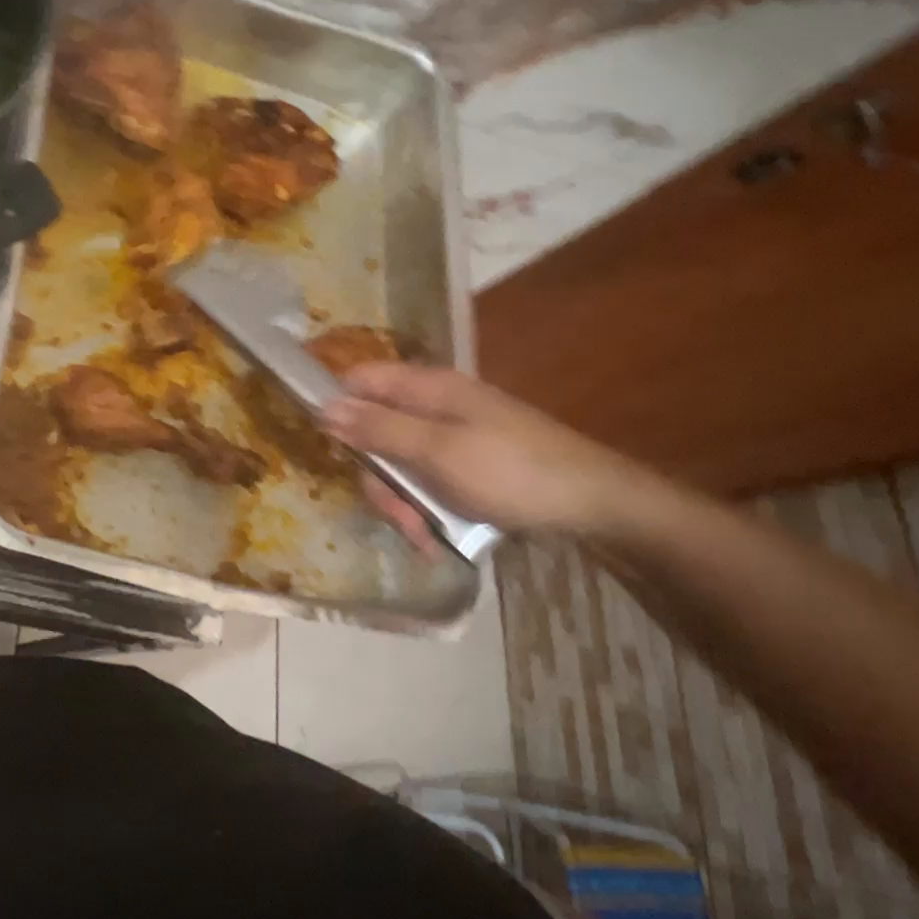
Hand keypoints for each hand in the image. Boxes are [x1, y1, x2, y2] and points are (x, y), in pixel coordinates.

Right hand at [319, 362, 660, 538]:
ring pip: (396, 467)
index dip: (337, 406)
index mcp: (428, 389)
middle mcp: (433, 408)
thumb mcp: (438, 452)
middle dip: (378, 480)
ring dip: (401, 505)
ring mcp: (450, 439)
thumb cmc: (513, 471)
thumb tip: (324, 406)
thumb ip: (379, 429)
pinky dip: (424, 512)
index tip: (328, 447)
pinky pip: (424, 485)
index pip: (360, 380)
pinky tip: (437, 539)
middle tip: (399, 513)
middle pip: (373, 434)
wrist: (593, 505)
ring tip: (425, 535)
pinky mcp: (463, 468)